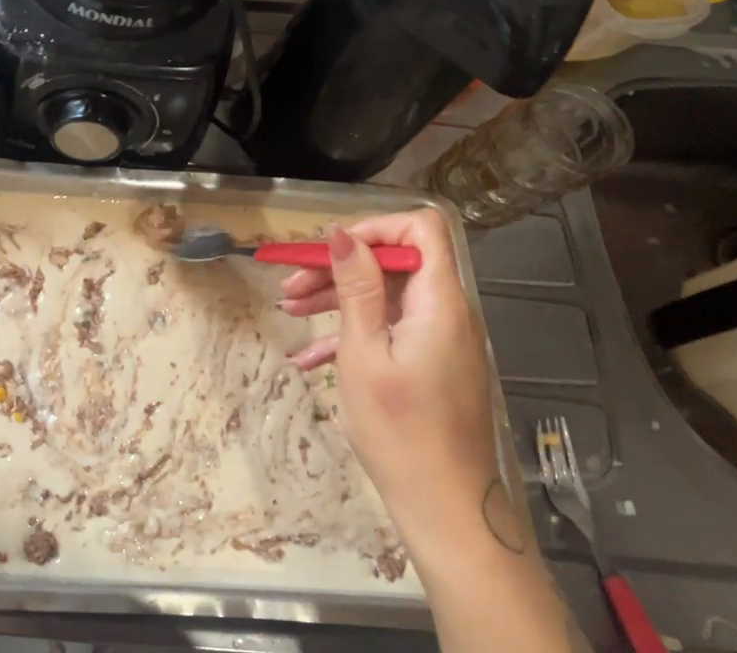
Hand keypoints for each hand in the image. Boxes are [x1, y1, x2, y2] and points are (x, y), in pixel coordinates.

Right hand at [279, 211, 513, 562]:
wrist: (445, 508)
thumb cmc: (400, 430)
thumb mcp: (365, 353)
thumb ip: (355, 288)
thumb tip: (342, 233)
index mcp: (439, 302)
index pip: (421, 228)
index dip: (374, 227)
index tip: (330, 250)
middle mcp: (446, 312)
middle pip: (394, 262)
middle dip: (339, 267)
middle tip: (290, 286)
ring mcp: (439, 339)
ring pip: (385, 297)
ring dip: (336, 299)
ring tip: (289, 313)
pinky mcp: (430, 364)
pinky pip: (389, 331)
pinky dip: (351, 335)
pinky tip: (310, 359)